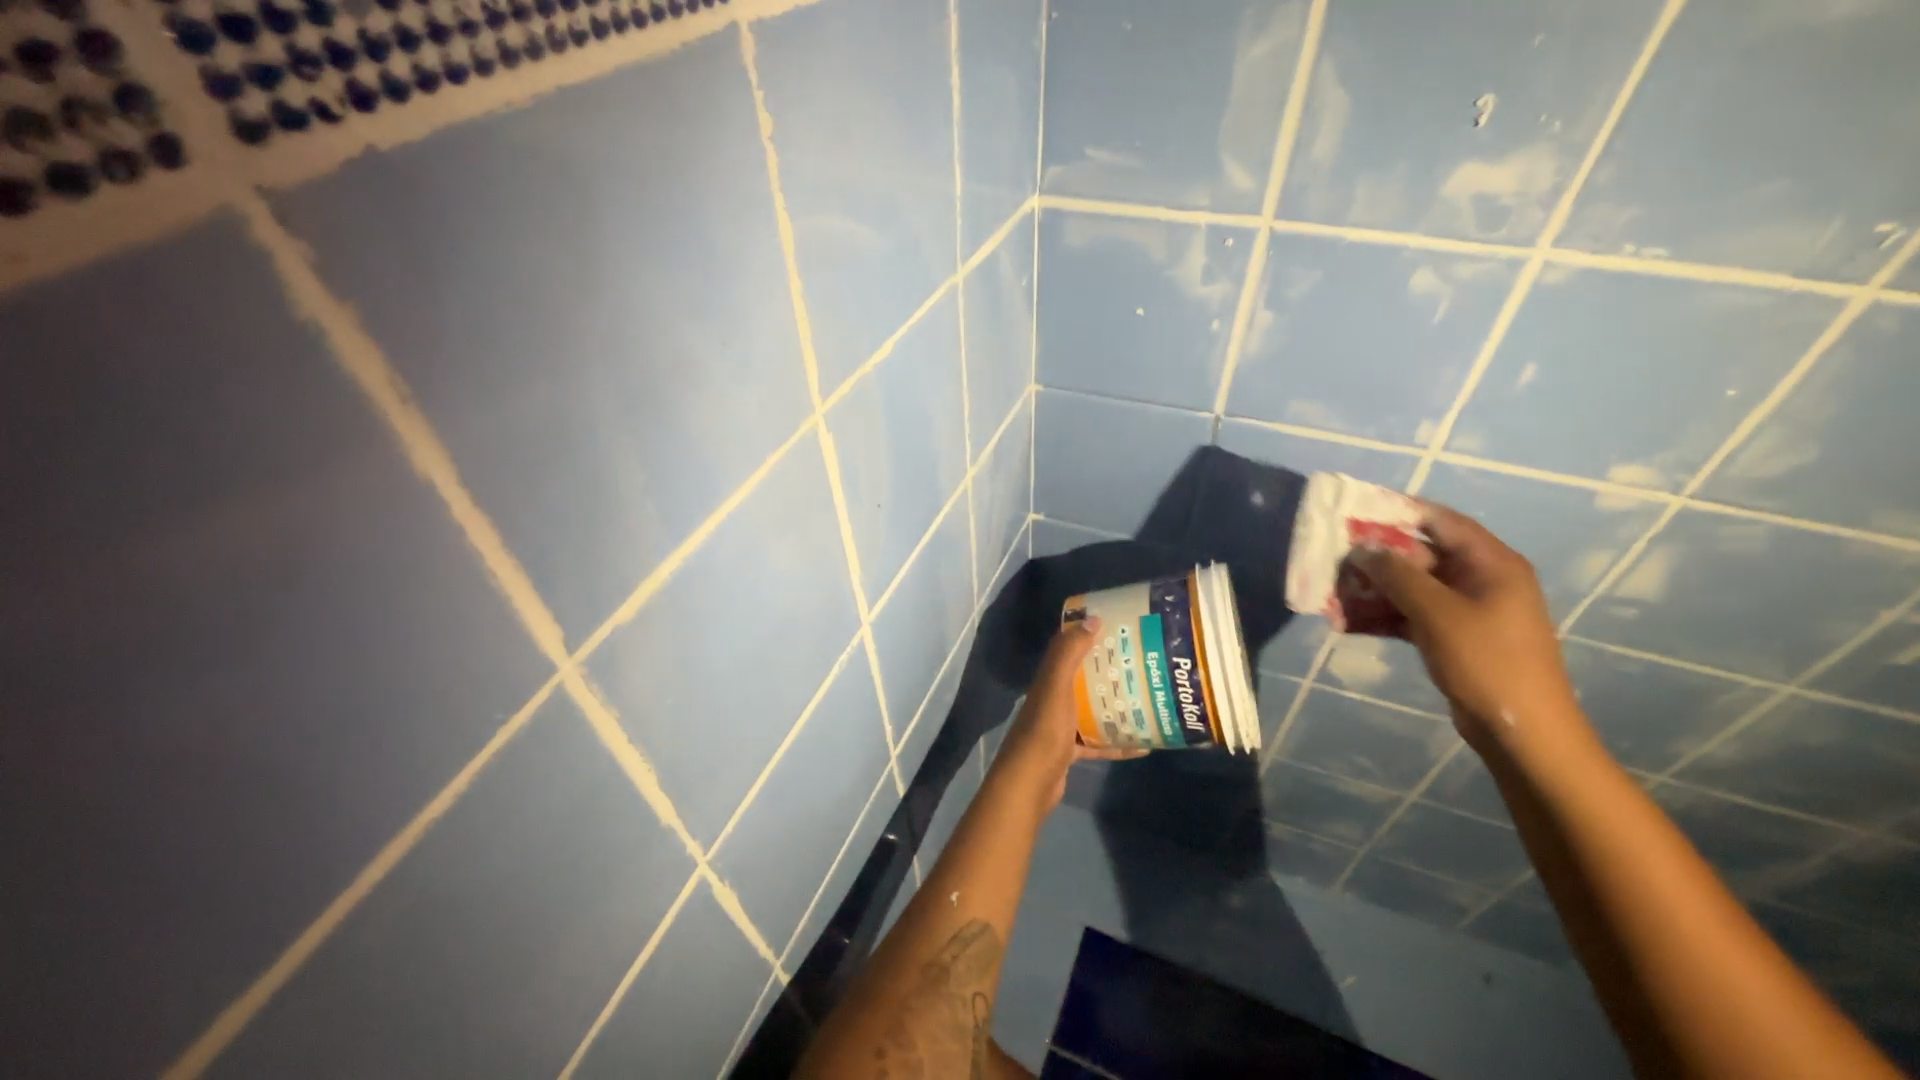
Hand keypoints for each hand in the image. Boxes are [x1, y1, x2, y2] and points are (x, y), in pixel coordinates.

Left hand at [994, 618, 1148, 809]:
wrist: (1029, 783)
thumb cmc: (1045, 730)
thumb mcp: (1056, 687)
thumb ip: (1070, 654)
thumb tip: (1093, 619)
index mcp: (1049, 681)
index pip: (1069, 651)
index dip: (1089, 637)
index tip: (1120, 628)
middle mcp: (1054, 700)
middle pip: (1084, 681)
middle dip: (1110, 672)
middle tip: (1144, 664)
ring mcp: (1062, 727)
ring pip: (1093, 711)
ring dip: (1117, 706)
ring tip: (1148, 699)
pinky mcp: (1070, 752)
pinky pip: (1098, 743)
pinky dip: (1118, 742)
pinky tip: (1144, 744)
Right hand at [1351, 502, 1584, 752]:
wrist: (1521, 731)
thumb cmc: (1487, 661)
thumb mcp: (1437, 612)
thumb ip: (1398, 575)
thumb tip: (1363, 549)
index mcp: (1491, 563)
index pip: (1441, 521)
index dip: (1399, 513)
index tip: (1357, 513)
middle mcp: (1481, 580)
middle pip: (1421, 556)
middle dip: (1377, 560)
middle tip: (1335, 561)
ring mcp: (1467, 611)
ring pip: (1412, 589)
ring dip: (1374, 591)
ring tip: (1333, 596)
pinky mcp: (1453, 638)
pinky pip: (1412, 616)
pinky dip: (1383, 618)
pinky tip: (1347, 624)